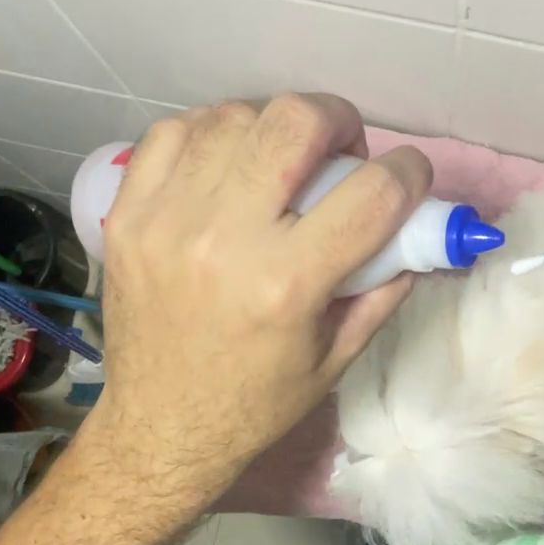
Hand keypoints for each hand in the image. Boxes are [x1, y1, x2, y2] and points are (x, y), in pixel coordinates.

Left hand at [89, 94, 429, 494]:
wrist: (161, 428)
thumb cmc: (256, 404)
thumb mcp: (336, 360)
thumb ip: (383, 290)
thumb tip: (416, 234)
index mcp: (287, 284)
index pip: (372, 193)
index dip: (410, 173)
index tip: (410, 178)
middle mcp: (225, 238)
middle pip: (294, 121)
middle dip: (337, 120)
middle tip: (339, 153)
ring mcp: (167, 219)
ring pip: (233, 116)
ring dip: (273, 129)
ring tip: (280, 164)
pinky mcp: (128, 214)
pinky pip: (175, 132)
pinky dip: (213, 136)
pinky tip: (227, 168)